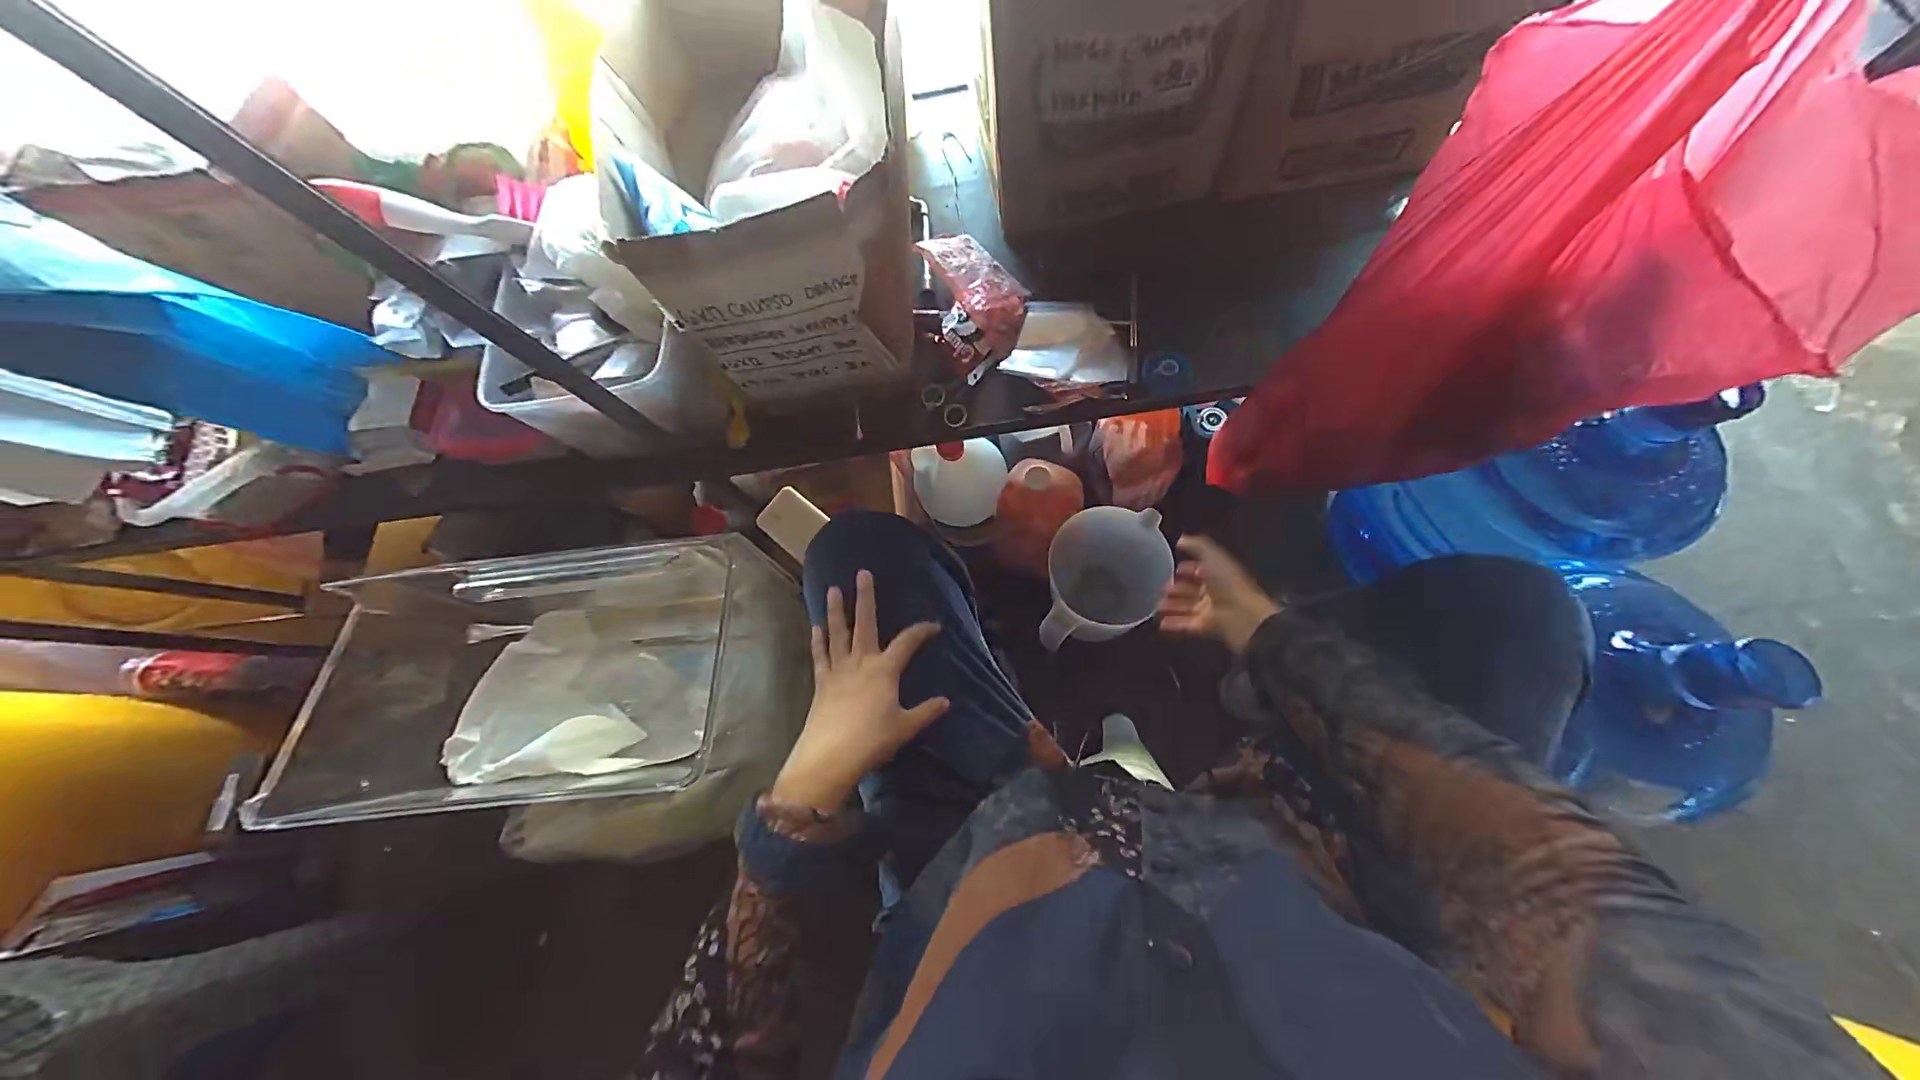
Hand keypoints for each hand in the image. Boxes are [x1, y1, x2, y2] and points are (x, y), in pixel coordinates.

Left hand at [771, 570, 948, 812]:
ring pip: (837, 633)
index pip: (908, 642)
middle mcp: (861, 662)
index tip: (934, 626)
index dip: (922, 631)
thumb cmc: (872, 740)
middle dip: (866, 597)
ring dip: (836, 610)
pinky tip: (816, 626)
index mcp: (885, 670)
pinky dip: (819, 640)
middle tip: (863, 573)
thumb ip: (926, 711)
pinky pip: (820, 655)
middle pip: (865, 623)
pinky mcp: (821, 681)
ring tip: (834, 589)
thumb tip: (945, 701)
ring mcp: (838, 670)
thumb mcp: (905, 727)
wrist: (830, 756)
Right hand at [1158, 535, 1280, 655]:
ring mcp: (1211, 610)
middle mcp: (1215, 591)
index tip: (1172, 568)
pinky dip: (1175, 623)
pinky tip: (1162, 622)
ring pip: (1187, 607)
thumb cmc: (1229, 584)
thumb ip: (1197, 546)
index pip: (1201, 569)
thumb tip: (1180, 539)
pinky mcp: (1207, 626)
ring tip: (1156, 605)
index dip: (1187, 568)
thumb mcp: (1213, 557)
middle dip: (1176, 588)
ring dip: (1172, 606)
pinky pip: (1187, 624)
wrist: (1244, 616)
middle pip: (1192, 589)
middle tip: (1160, 587)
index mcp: (1219, 574)